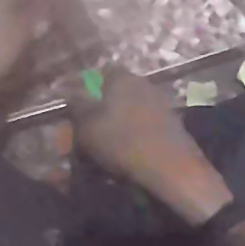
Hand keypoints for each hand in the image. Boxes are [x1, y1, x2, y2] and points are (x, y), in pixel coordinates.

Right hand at [71, 72, 232, 225]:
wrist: (173, 170)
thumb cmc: (123, 143)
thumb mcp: (87, 125)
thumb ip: (76, 106)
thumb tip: (71, 93)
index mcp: (122, 77)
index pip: (97, 75)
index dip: (84, 93)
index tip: (75, 116)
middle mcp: (144, 84)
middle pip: (114, 95)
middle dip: (100, 113)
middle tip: (87, 138)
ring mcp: (161, 104)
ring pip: (129, 113)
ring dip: (116, 129)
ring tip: (104, 154)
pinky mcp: (172, 126)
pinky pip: (143, 129)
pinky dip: (133, 140)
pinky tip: (126, 159)